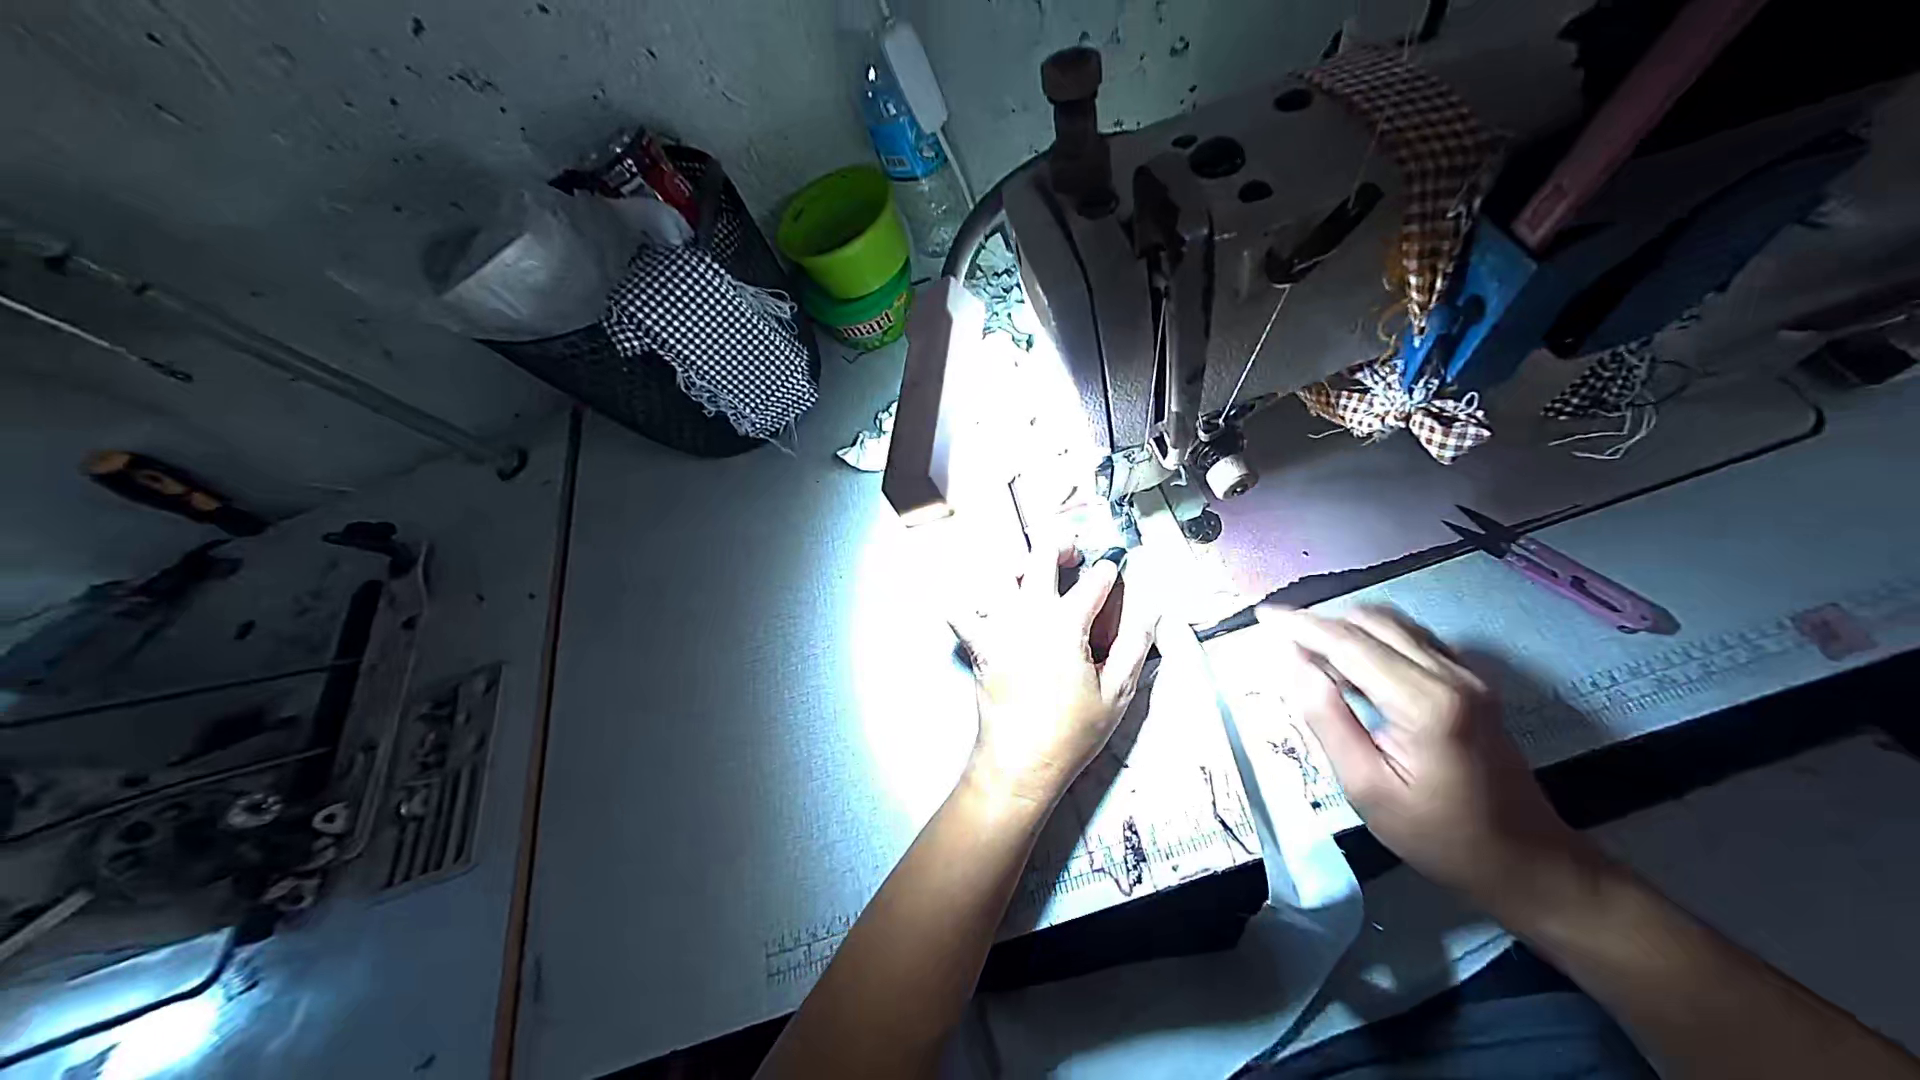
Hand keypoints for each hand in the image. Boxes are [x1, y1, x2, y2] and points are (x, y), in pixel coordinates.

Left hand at [954, 540, 1156, 809]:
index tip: (1111, 571)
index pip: (1093, 582)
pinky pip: (961, 612)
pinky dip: (968, 604)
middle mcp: (1029, 616)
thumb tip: (1151, 615)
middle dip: (1058, 543)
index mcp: (1067, 625)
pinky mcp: (978, 645)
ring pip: (999, 575)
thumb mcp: (1117, 693)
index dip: (1107, 571)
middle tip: (1070, 550)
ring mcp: (999, 627)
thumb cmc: (1068, 733)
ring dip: (1016, 567)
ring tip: (1031, 575)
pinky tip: (983, 606)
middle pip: (1039, 557)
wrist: (1020, 762)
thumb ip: (1135, 647)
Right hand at [1258, 604, 1589, 911]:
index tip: (1262, 615)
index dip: (1300, 624)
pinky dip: (1372, 638)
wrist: (1527, 862)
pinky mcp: (1471, 682)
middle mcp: (1451, 674)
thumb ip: (1327, 719)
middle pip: (1370, 621)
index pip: (1348, 643)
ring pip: (1392, 623)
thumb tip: (1297, 664)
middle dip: (1319, 623)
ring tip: (1310, 653)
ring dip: (1345, 628)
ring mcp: (1467, 674)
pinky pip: (1411, 638)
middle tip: (1280, 642)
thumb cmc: (1439, 835)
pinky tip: (1353, 665)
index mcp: (1424, 701)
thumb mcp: (1366, 788)